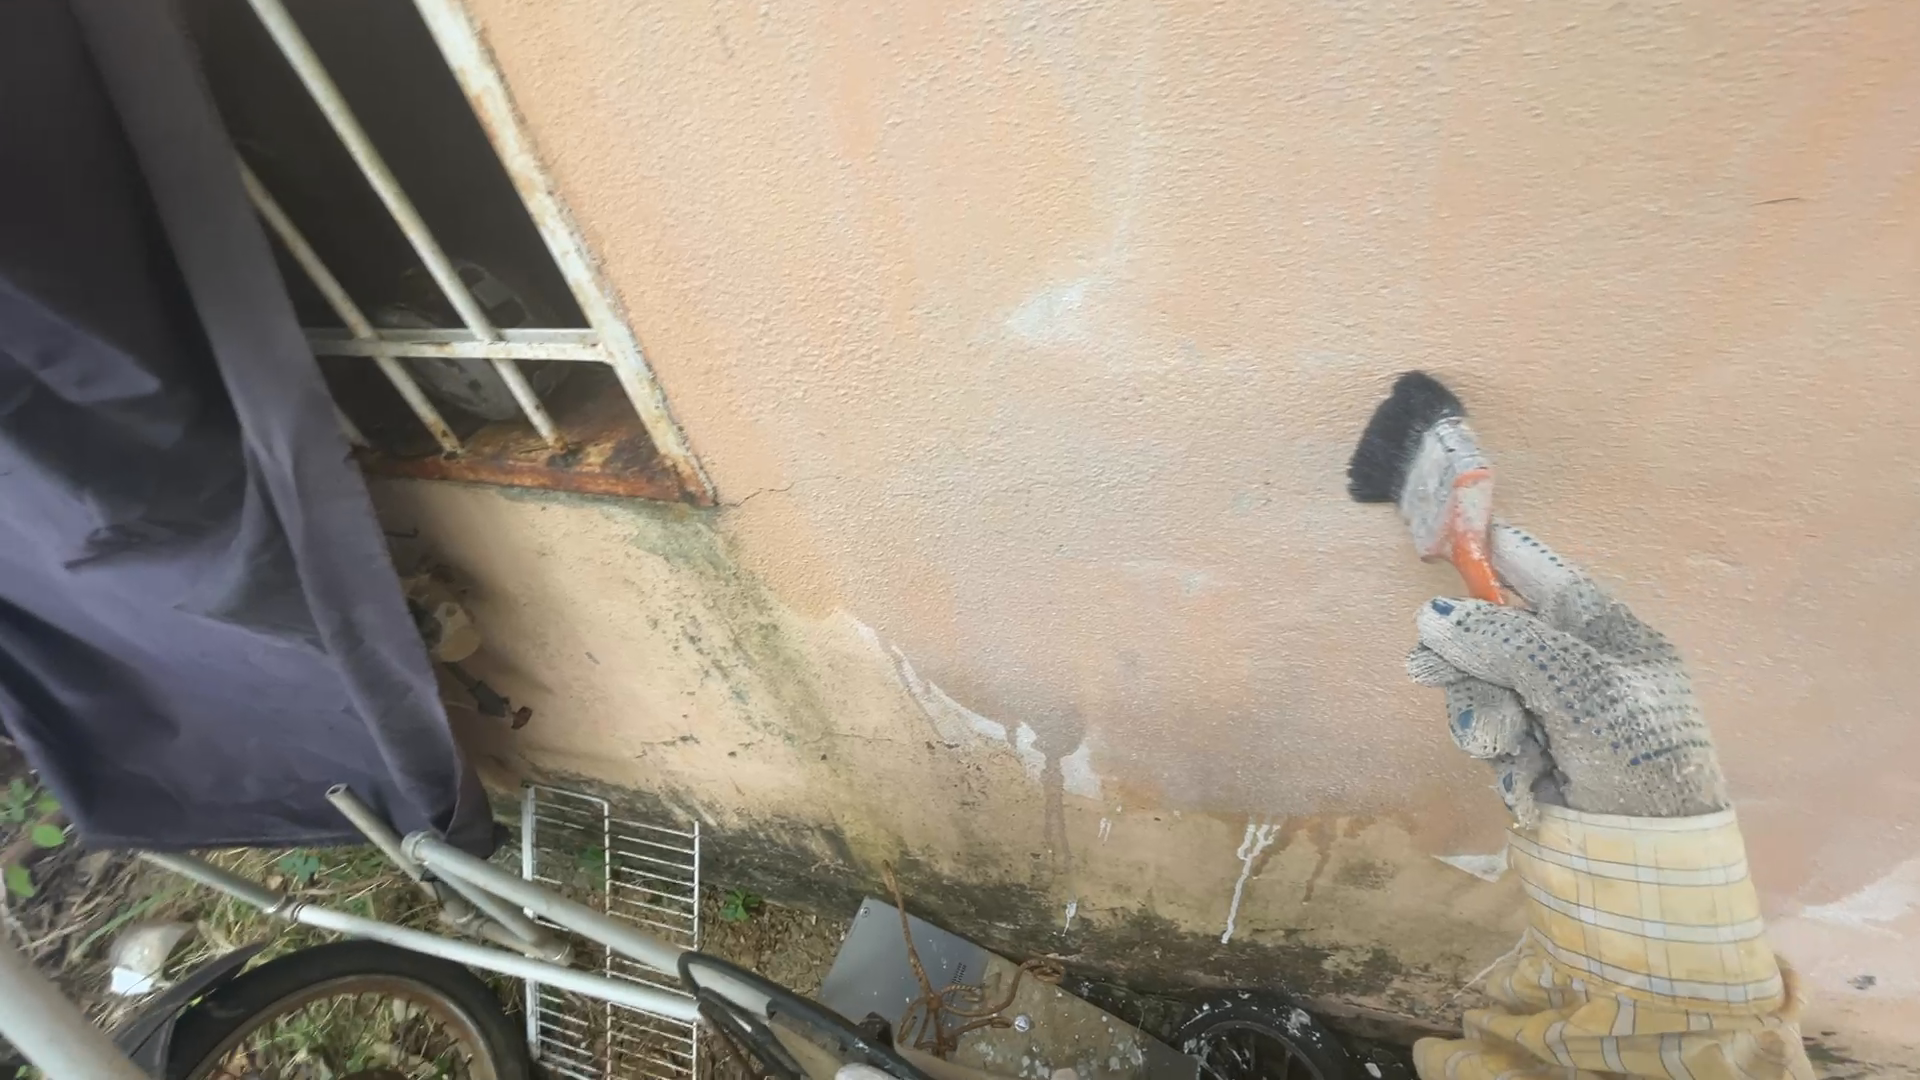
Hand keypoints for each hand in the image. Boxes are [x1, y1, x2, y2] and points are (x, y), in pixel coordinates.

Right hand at [1407, 524, 1727, 819]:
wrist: (1642, 857)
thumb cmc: (1636, 759)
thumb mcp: (1583, 691)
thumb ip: (1507, 644)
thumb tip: (1432, 614)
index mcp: (1605, 631)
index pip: (1539, 570)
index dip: (1492, 553)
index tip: (1442, 545)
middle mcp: (1570, 657)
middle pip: (1486, 626)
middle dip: (1464, 658)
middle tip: (1429, 672)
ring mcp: (1541, 696)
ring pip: (1471, 675)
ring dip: (1478, 711)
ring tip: (1502, 745)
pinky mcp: (1519, 731)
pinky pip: (1475, 715)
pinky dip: (1487, 742)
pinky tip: (1514, 765)